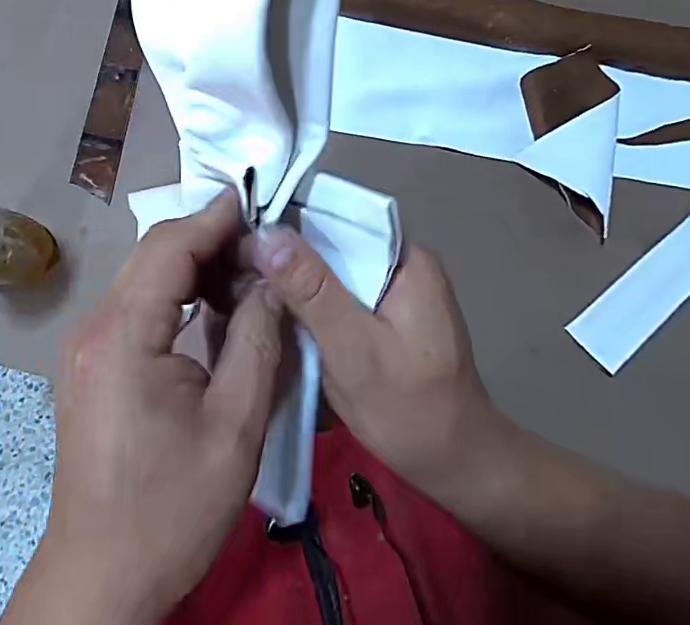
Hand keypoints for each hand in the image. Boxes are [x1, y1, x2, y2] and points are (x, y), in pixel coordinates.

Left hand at [3, 191, 283, 624]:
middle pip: (152, 255)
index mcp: (124, 334)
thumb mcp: (235, 425)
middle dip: (207, 237)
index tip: (256, 198)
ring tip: (245, 267)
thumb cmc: (173, 507)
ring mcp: (86, 343)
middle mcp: (94, 326)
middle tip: (261, 237)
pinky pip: (135, 305)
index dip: (215, 218)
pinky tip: (211, 303)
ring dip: (191, 265)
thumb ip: (258, 341)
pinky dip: (174, 293)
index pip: (170, 248)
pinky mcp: (90, 361)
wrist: (103, 571)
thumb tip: (270, 280)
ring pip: (143, 277)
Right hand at [248, 227, 506, 507]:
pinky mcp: (381, 316)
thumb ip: (312, 291)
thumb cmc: (411, 411)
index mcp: (405, 258)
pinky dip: (307, 303)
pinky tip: (275, 314)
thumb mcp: (354, 349)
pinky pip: (336, 295)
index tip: (240, 241)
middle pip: (330, 243)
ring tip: (242, 287)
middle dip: (284, 255)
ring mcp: (391, 291)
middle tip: (232, 269)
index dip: (286, 225)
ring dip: (292, 281)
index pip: (336, 218)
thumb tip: (265, 235)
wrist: (457, 469)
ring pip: (329, 271)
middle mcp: (400, 264)